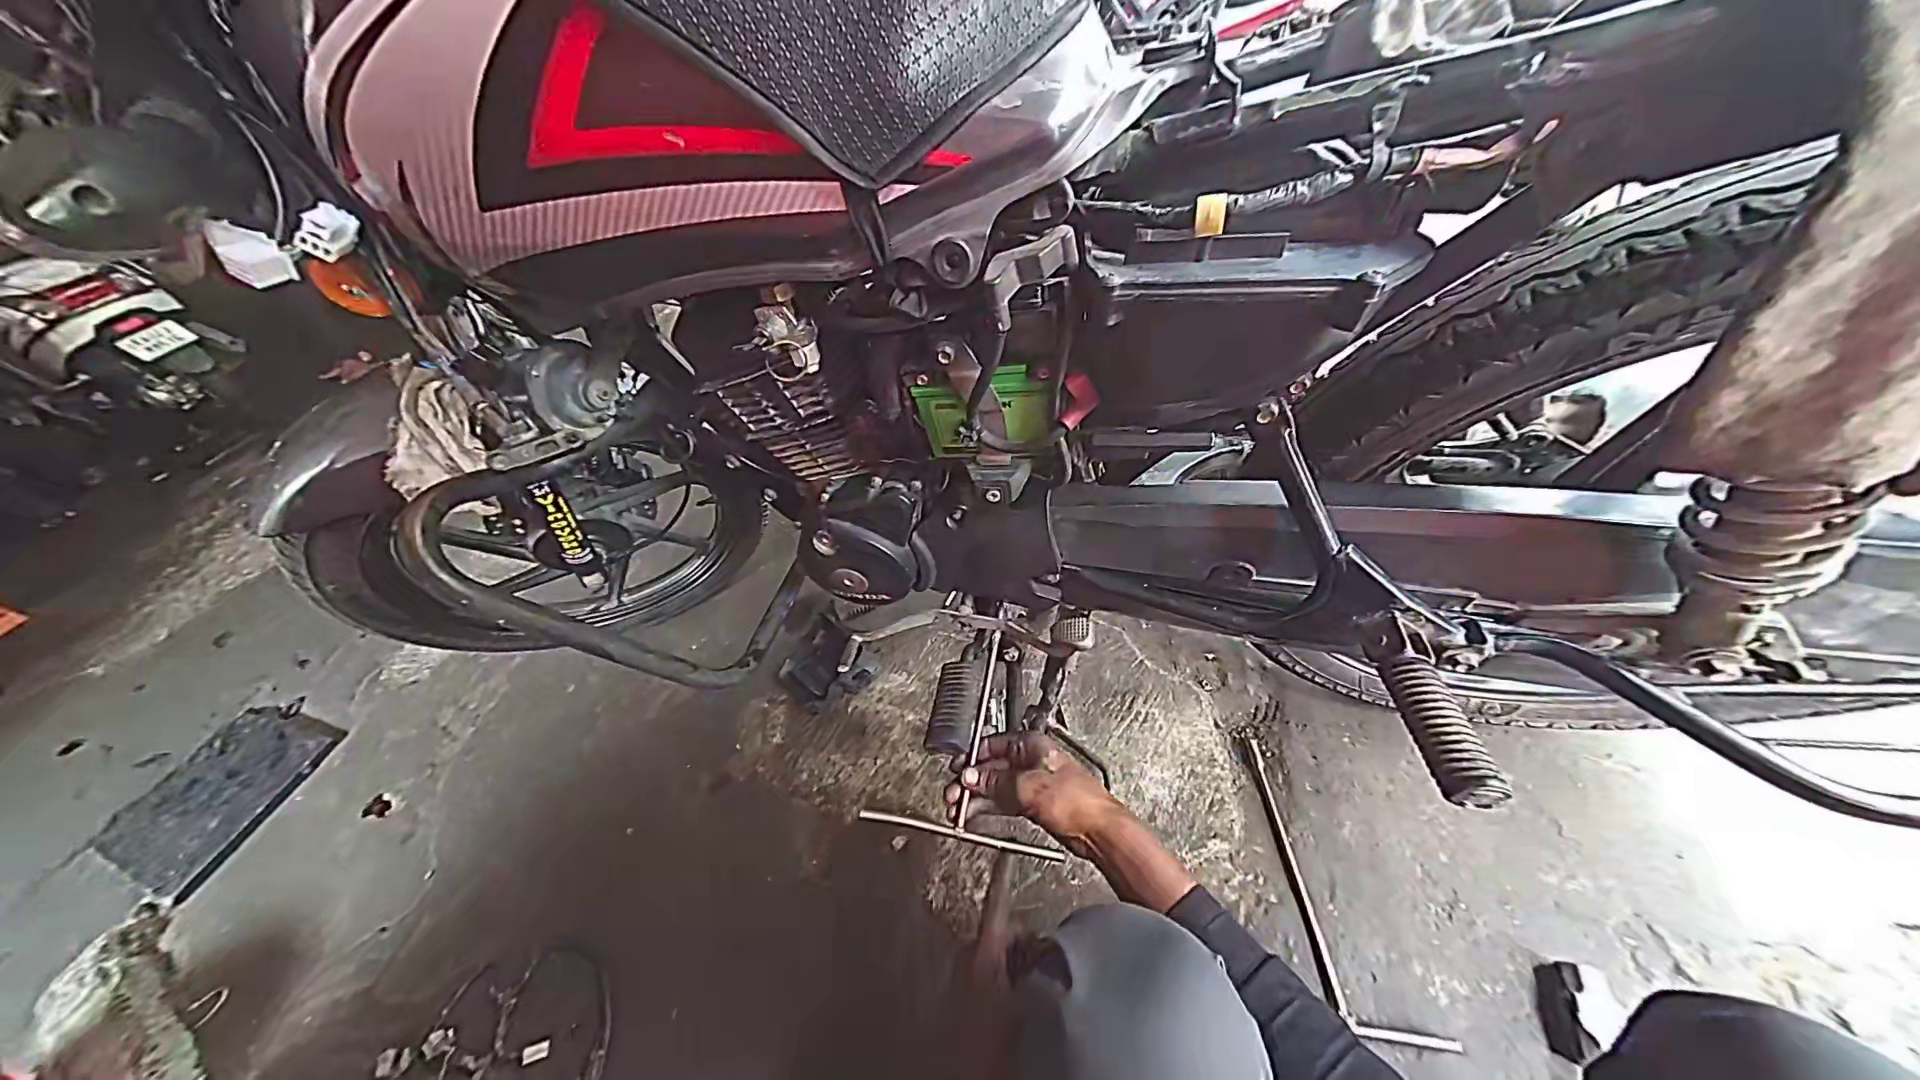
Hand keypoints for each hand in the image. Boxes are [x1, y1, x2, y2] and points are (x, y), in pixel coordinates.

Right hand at [944, 733, 1126, 853]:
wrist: (1098, 830)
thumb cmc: (1078, 801)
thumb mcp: (1028, 786)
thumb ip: (995, 781)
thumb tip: (971, 776)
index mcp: (1033, 745)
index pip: (993, 744)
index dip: (973, 758)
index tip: (956, 768)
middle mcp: (1031, 761)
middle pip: (992, 767)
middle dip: (971, 781)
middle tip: (953, 795)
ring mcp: (1033, 783)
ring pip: (996, 787)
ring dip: (976, 797)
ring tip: (958, 809)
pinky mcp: (1034, 803)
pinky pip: (1004, 802)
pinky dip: (988, 808)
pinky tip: (974, 814)